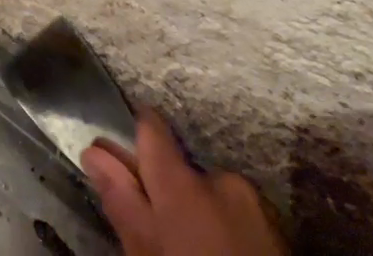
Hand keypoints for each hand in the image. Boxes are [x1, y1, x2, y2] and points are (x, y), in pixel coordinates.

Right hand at [82, 113, 288, 255]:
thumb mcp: (146, 251)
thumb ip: (121, 200)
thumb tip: (93, 152)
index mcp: (184, 182)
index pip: (151, 129)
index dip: (131, 133)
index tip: (116, 151)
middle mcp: (222, 179)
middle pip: (180, 169)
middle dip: (165, 191)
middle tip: (157, 230)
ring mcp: (257, 205)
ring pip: (210, 193)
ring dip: (197, 211)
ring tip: (190, 246)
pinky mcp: (279, 230)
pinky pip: (238, 214)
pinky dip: (223, 228)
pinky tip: (217, 252)